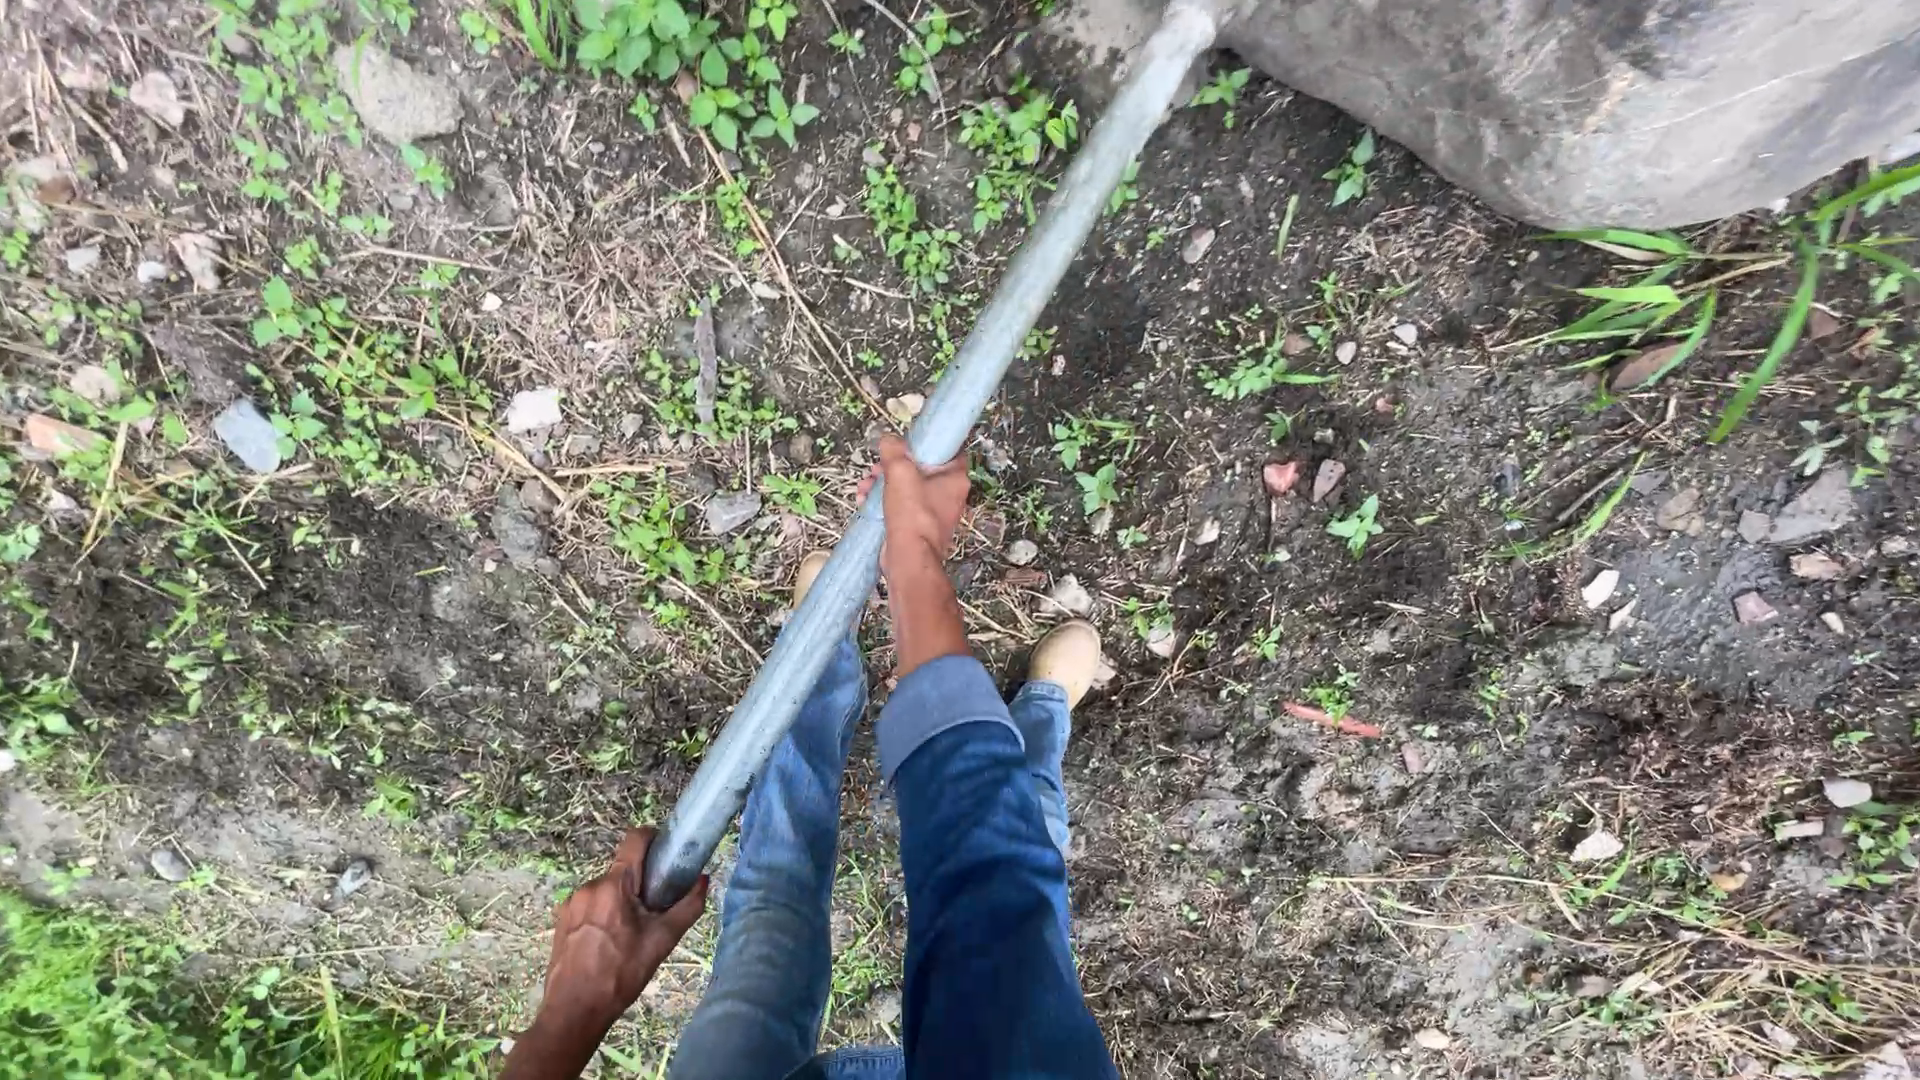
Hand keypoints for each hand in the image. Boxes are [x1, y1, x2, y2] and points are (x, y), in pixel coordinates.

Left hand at [532, 828, 706, 1033]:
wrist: (573, 1014)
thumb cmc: (620, 975)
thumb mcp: (663, 941)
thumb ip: (688, 906)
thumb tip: (703, 879)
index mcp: (614, 885)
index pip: (635, 839)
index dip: (654, 839)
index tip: (667, 856)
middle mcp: (589, 886)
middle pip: (624, 870)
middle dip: (641, 883)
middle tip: (652, 910)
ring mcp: (571, 904)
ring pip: (607, 888)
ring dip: (621, 900)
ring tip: (629, 932)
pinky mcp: (560, 920)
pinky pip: (590, 904)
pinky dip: (603, 913)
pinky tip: (608, 941)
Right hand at [858, 434, 969, 581]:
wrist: (908, 559)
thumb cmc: (912, 516)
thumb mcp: (900, 473)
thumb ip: (894, 451)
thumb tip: (889, 440)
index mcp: (955, 478)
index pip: (948, 450)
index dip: (927, 443)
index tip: (907, 442)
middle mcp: (949, 495)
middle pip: (920, 468)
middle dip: (893, 466)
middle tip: (877, 468)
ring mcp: (934, 512)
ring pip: (907, 487)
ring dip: (883, 483)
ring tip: (866, 486)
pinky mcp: (918, 525)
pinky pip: (901, 505)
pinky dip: (884, 501)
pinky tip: (865, 500)